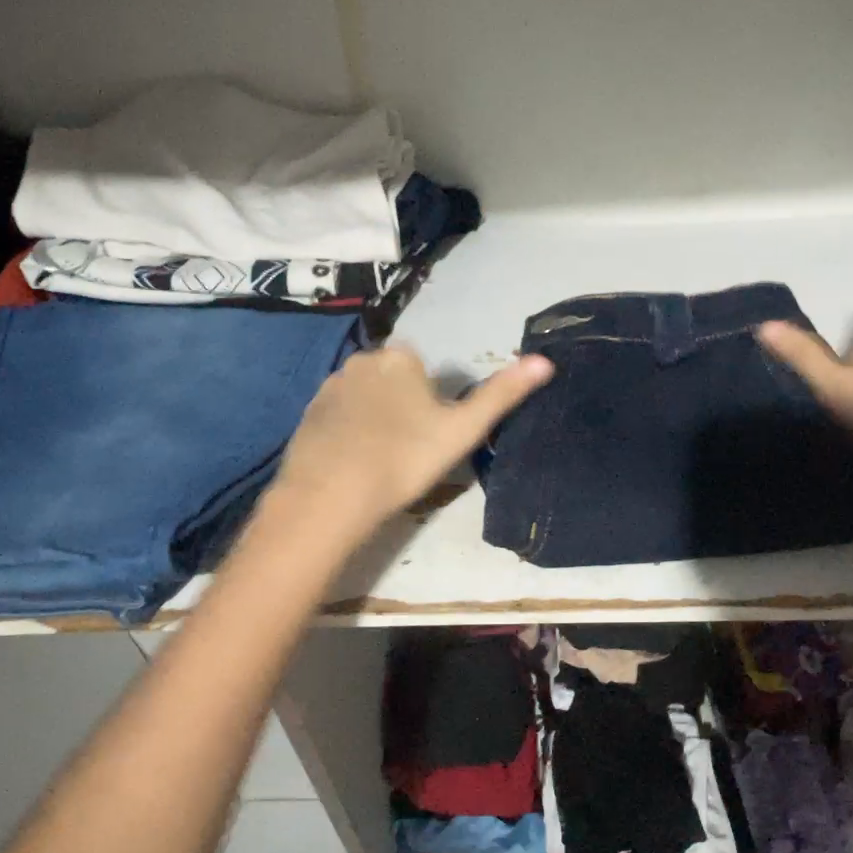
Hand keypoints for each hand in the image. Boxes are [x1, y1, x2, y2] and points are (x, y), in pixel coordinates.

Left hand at [270, 345, 554, 537]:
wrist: (331, 494)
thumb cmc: (406, 459)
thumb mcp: (464, 429)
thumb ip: (502, 394)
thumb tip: (545, 361)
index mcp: (401, 357)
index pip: (424, 369)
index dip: (431, 401)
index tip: (431, 433)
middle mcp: (363, 360)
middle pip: (393, 380)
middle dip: (401, 405)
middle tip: (409, 449)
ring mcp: (330, 385)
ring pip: (365, 397)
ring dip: (374, 418)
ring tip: (381, 460)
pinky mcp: (308, 413)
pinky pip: (339, 416)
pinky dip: (348, 433)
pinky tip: (353, 464)